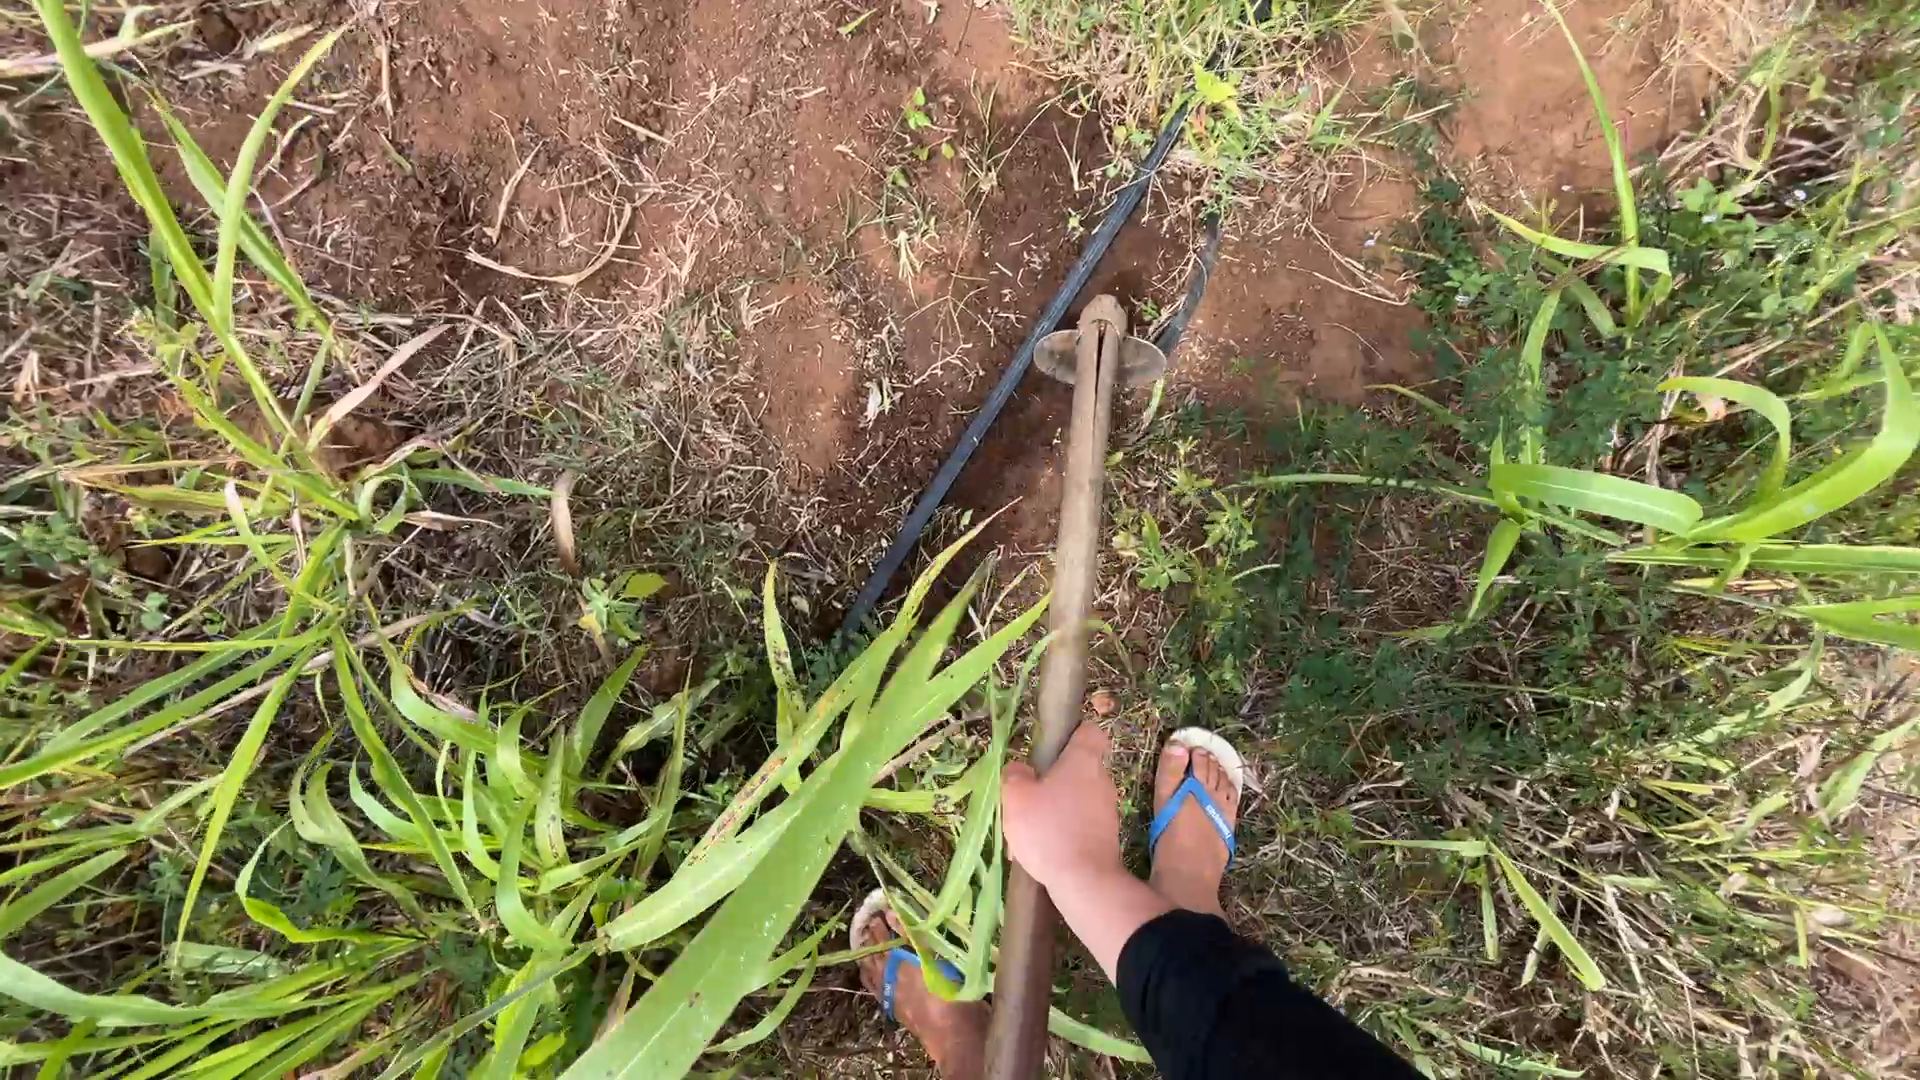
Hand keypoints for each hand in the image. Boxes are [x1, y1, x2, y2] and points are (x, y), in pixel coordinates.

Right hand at [1001, 723, 1122, 890]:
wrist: (1085, 882)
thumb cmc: (1049, 829)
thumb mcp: (1016, 797)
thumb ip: (1015, 774)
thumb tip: (1021, 769)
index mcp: (1083, 760)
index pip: (1089, 731)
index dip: (1072, 733)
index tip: (1051, 747)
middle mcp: (1102, 779)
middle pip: (1079, 767)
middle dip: (1055, 779)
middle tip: (1030, 794)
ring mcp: (1108, 809)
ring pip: (1078, 798)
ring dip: (1057, 808)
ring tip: (1030, 829)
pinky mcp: (1107, 837)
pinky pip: (1081, 824)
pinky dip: (1064, 831)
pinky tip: (1043, 850)